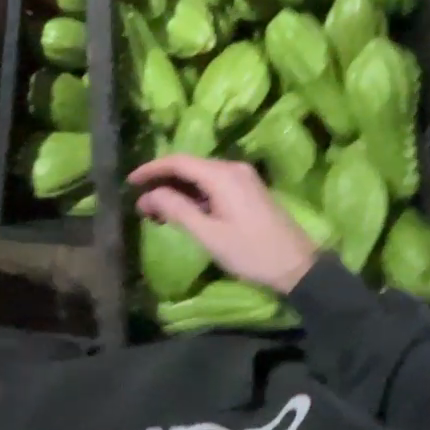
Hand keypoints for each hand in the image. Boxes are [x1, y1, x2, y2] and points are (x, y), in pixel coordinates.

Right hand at [128, 154, 317, 293]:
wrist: (299, 267)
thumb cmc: (252, 252)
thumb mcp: (210, 235)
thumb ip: (178, 210)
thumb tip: (150, 194)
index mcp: (223, 175)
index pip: (178, 162)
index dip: (151, 169)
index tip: (130, 182)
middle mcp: (232, 168)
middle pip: (189, 167)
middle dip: (162, 183)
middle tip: (142, 206)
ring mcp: (242, 178)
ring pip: (200, 176)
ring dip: (177, 191)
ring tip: (157, 213)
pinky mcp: (248, 190)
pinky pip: (213, 184)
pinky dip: (194, 195)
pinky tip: (183, 212)